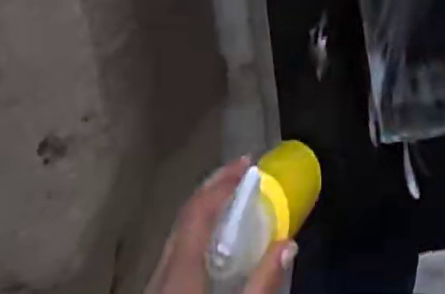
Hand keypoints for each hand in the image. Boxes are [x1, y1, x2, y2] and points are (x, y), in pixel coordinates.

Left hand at [145, 158, 293, 293]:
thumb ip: (263, 284)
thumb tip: (289, 242)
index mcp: (181, 270)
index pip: (200, 209)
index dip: (223, 181)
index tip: (249, 163)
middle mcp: (163, 269)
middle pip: (186, 214)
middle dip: (215, 189)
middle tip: (244, 174)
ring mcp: (155, 283)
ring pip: (179, 231)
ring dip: (206, 209)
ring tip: (234, 200)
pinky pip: (177, 248)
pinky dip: (198, 232)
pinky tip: (215, 243)